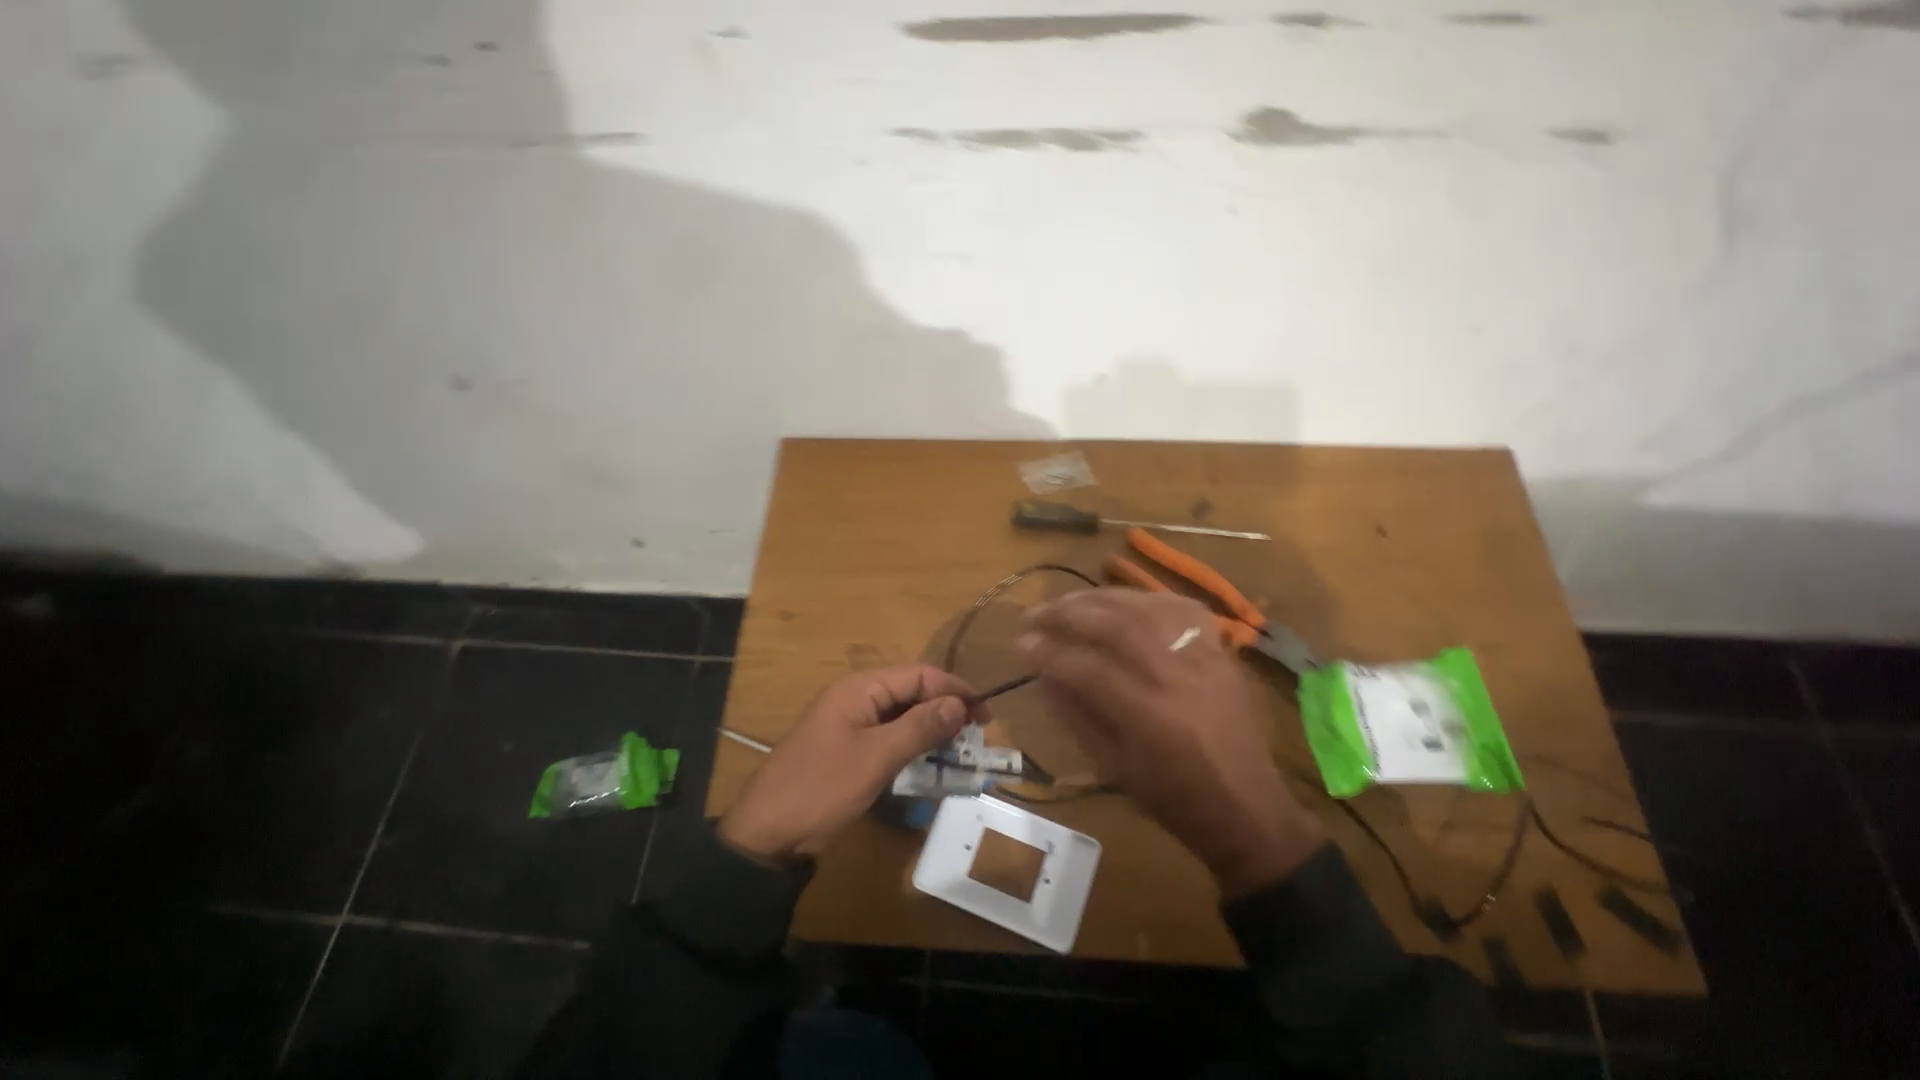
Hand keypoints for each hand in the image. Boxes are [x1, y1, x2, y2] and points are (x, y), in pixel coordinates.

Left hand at [717, 663, 981, 859]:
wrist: (769, 831)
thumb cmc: (823, 787)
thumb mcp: (877, 757)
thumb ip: (920, 727)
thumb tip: (959, 704)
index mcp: (860, 688)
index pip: (919, 674)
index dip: (955, 689)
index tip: (986, 715)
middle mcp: (856, 697)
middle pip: (912, 691)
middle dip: (946, 708)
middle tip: (978, 734)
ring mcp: (851, 724)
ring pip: (902, 715)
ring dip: (932, 728)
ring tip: (962, 748)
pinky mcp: (849, 749)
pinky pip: (889, 736)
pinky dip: (913, 745)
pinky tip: (931, 762)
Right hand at [1020, 588, 1324, 896]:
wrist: (1247, 809)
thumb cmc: (1174, 801)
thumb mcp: (1114, 768)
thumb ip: (1076, 717)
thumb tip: (1042, 676)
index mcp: (1147, 715)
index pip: (1085, 667)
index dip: (1047, 653)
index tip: (1020, 645)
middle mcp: (1176, 676)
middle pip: (1114, 625)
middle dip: (1067, 614)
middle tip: (1034, 615)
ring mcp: (1204, 658)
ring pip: (1146, 608)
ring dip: (1101, 598)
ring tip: (1068, 602)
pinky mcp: (1222, 653)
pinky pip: (1183, 609)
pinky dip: (1147, 599)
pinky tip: (1123, 602)